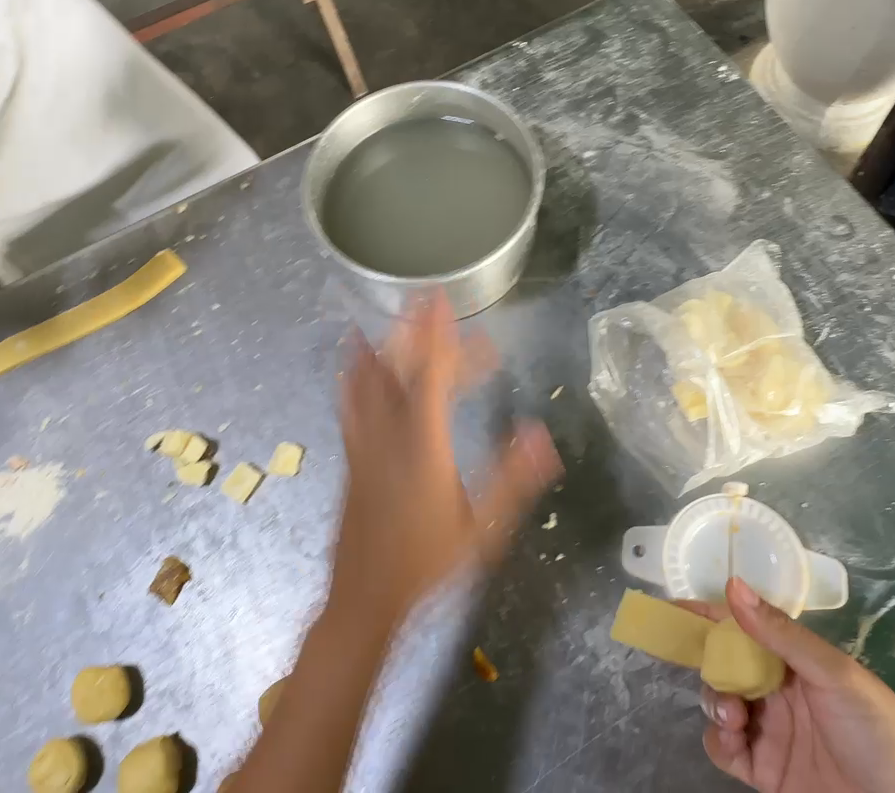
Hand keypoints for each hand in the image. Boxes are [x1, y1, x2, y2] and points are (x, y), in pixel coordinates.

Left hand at [329, 292, 562, 620]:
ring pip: (369, 382)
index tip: (442, 301)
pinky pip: (350, 403)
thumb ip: (513, 479)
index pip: (430, 376)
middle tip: (427, 297)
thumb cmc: (428, 563)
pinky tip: (351, 362)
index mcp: (424, 446)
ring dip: (382, 344)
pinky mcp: (352, 456)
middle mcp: (389, 435)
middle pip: (399, 370)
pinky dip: (353, 374)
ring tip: (389, 315)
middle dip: (414, 330)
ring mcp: (364, 444)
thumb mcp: (482, 528)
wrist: (364, 596)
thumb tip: (543, 435)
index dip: (437, 335)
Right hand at [689, 578, 894, 792]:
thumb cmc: (880, 731)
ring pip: (719, 704)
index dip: (709, 616)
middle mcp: (778, 691)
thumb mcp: (835, 675)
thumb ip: (781, 634)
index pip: (744, 627)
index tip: (672, 608)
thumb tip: (732, 584)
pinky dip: (719, 740)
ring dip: (716, 702)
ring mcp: (770, 732)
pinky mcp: (765, 772)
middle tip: (717, 674)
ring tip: (735, 715)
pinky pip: (724, 749)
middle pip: (724, 666)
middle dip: (710, 665)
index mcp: (795, 661)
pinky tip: (734, 739)